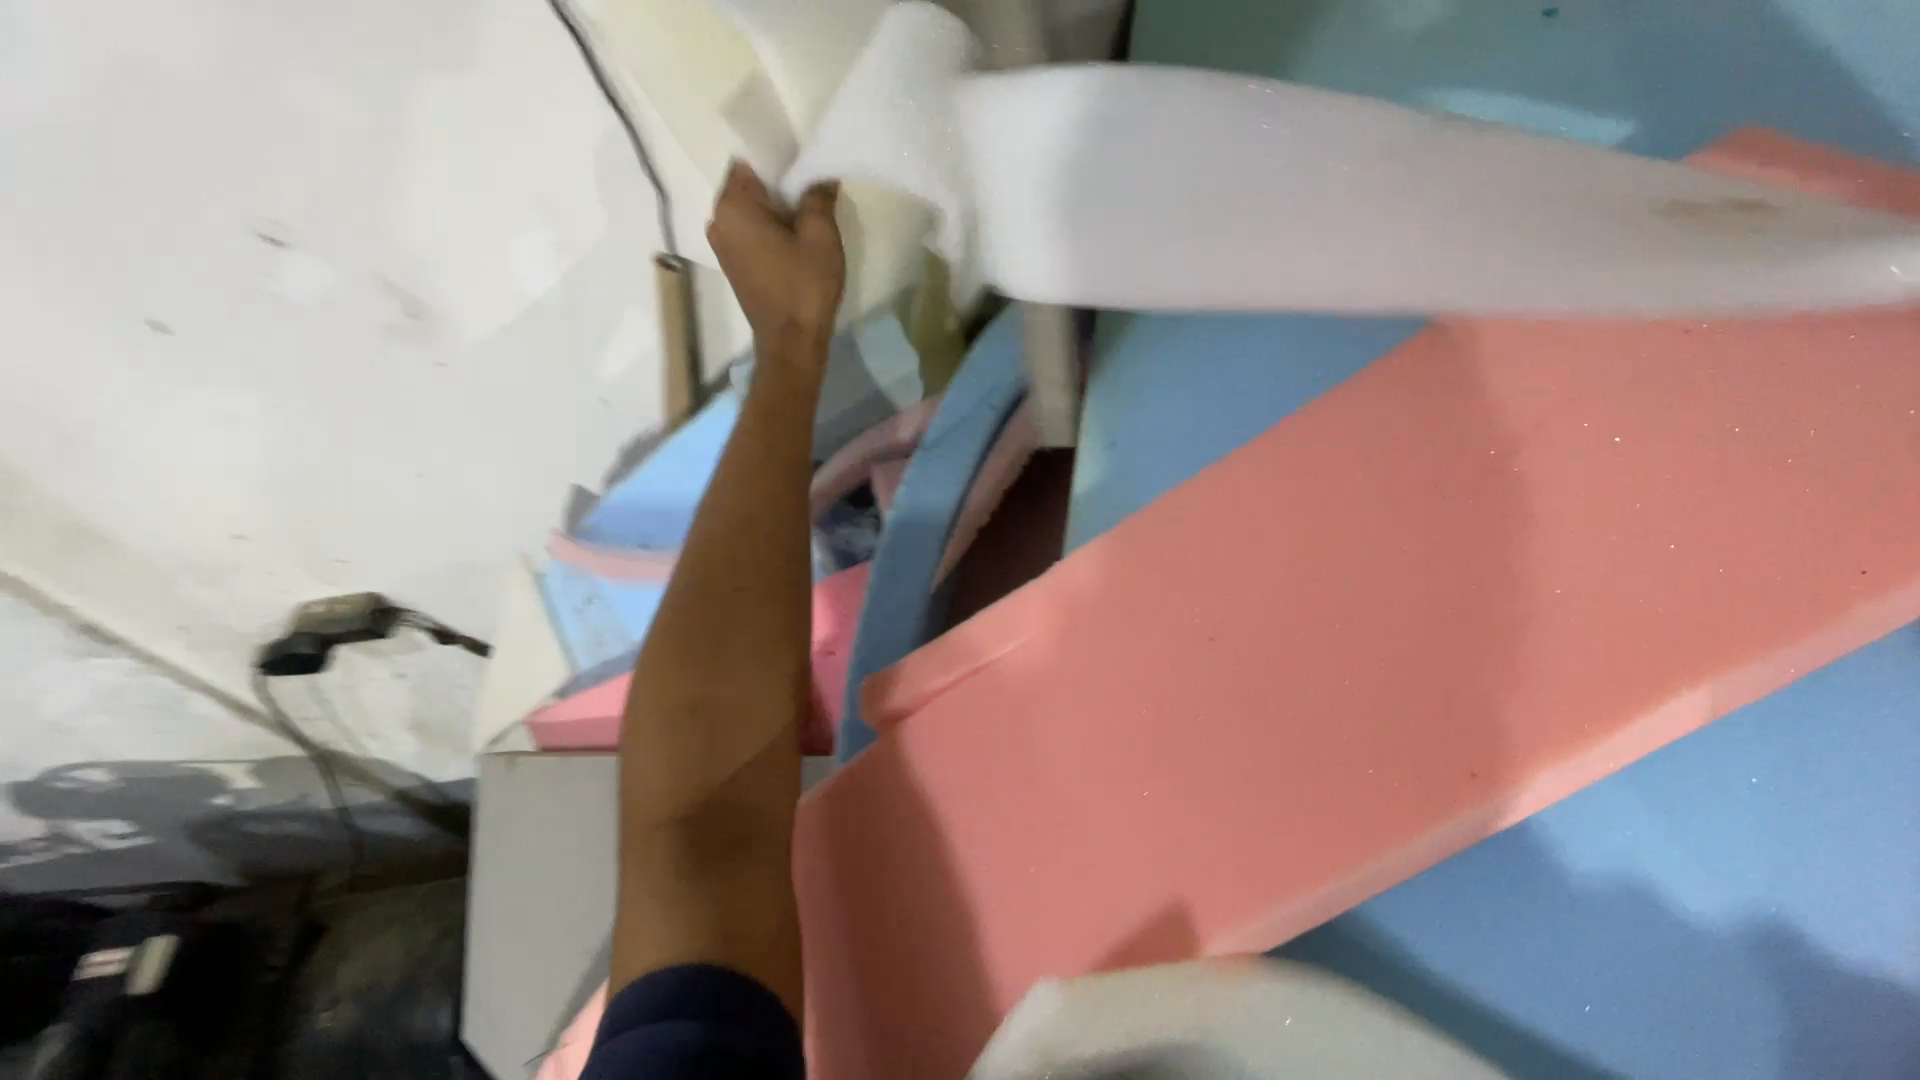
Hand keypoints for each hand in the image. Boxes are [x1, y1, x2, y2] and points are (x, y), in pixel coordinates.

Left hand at [706, 161, 845, 348]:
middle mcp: (718, 220)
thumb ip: (818, 197)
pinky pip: (750, 232)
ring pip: (751, 211)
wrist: (791, 343)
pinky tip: (794, 242)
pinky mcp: (732, 265)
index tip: (805, 170)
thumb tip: (821, 177)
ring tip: (806, 220)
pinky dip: (769, 230)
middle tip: (812, 194)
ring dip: (776, 210)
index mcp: (733, 205)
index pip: (750, 161)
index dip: (779, 161)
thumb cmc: (804, 286)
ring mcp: (722, 245)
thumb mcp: (821, 235)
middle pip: (749, 186)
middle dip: (779, 186)